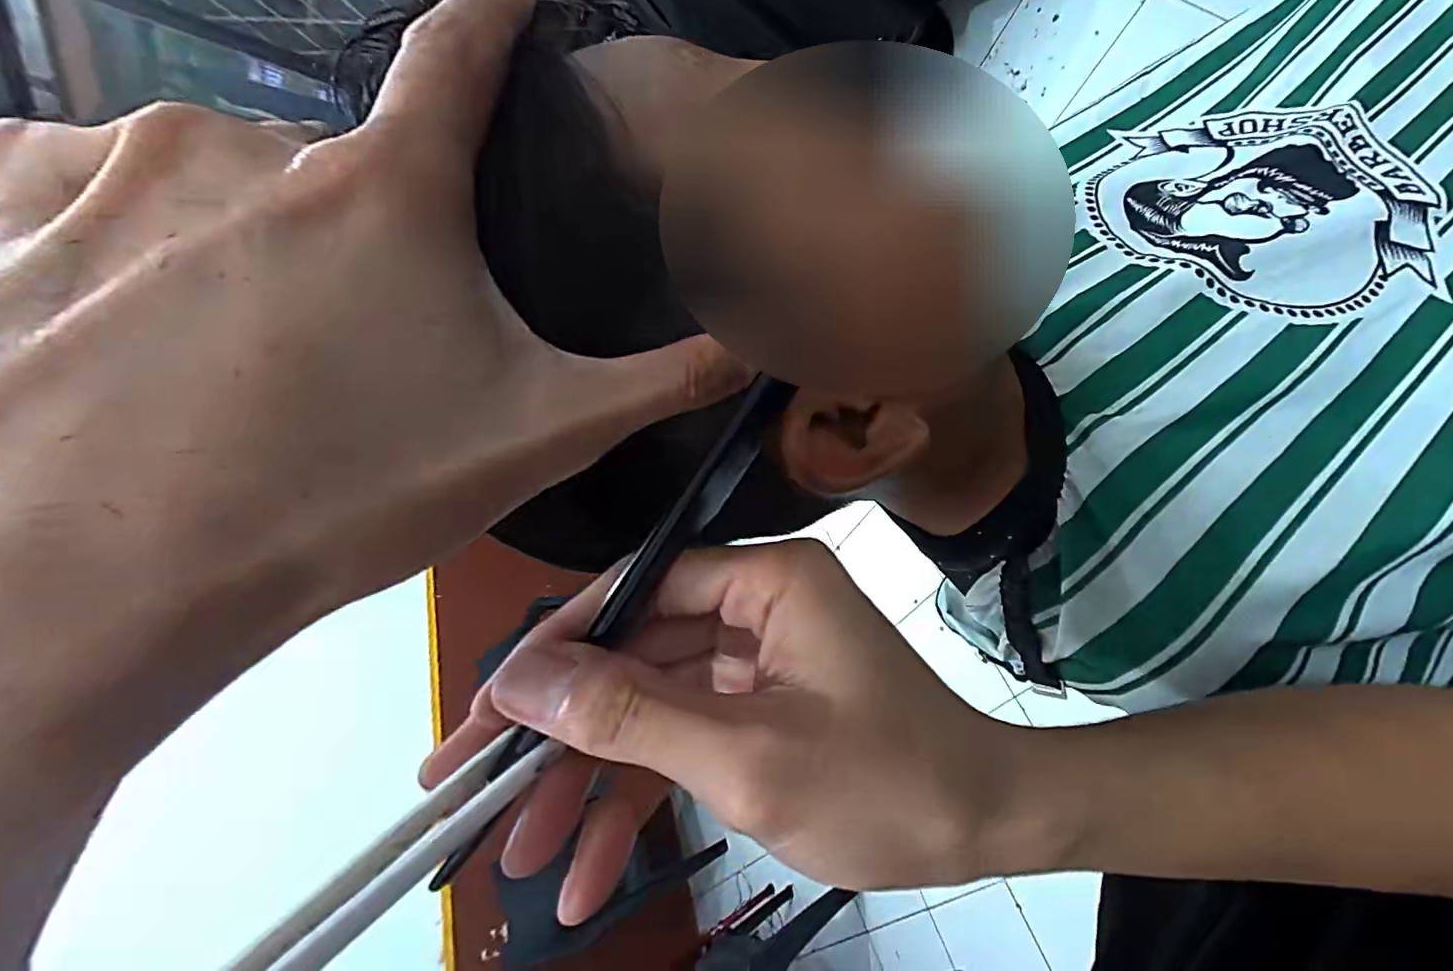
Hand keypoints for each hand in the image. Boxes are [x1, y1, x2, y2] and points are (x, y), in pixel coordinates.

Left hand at [0, 0, 745, 842]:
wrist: (90, 586)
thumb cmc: (352, 489)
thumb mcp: (545, 433)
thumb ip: (663, 381)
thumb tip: (753, 353)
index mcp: (387, 194)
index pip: (458, 65)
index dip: (492, 20)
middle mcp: (244, 150)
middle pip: (342, 172)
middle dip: (371, 239)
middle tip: (371, 344)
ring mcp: (98, 167)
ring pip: (218, 186)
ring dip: (253, 248)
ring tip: (253, 358)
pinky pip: (78, 186)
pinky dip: (125, 238)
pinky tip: (132, 325)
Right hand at [423, 540, 1036, 922]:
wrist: (979, 820)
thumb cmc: (881, 779)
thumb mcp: (743, 755)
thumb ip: (630, 713)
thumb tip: (523, 679)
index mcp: (769, 581)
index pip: (640, 591)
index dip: (557, 650)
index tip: (483, 713)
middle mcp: (763, 603)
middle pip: (639, 654)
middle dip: (565, 734)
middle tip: (473, 797)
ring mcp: (764, 656)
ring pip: (657, 704)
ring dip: (597, 780)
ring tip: (527, 858)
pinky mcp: (768, 702)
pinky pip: (692, 734)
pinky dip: (649, 794)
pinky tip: (598, 870)